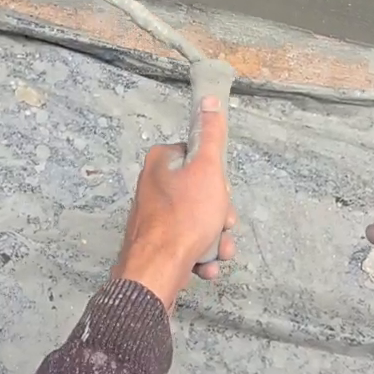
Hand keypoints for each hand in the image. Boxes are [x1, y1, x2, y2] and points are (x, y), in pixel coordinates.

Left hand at [112, 97, 236, 309]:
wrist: (156, 272)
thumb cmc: (183, 220)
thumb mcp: (207, 170)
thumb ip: (211, 135)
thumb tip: (209, 101)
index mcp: (161, 162)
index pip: (200, 159)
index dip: (218, 179)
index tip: (220, 194)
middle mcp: (153, 186)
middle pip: (203, 193)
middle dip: (220, 215)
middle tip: (221, 226)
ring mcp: (154, 216)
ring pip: (199, 221)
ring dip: (215, 239)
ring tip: (215, 252)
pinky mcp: (157, 243)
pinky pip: (188, 243)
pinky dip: (200, 255)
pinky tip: (203, 265)